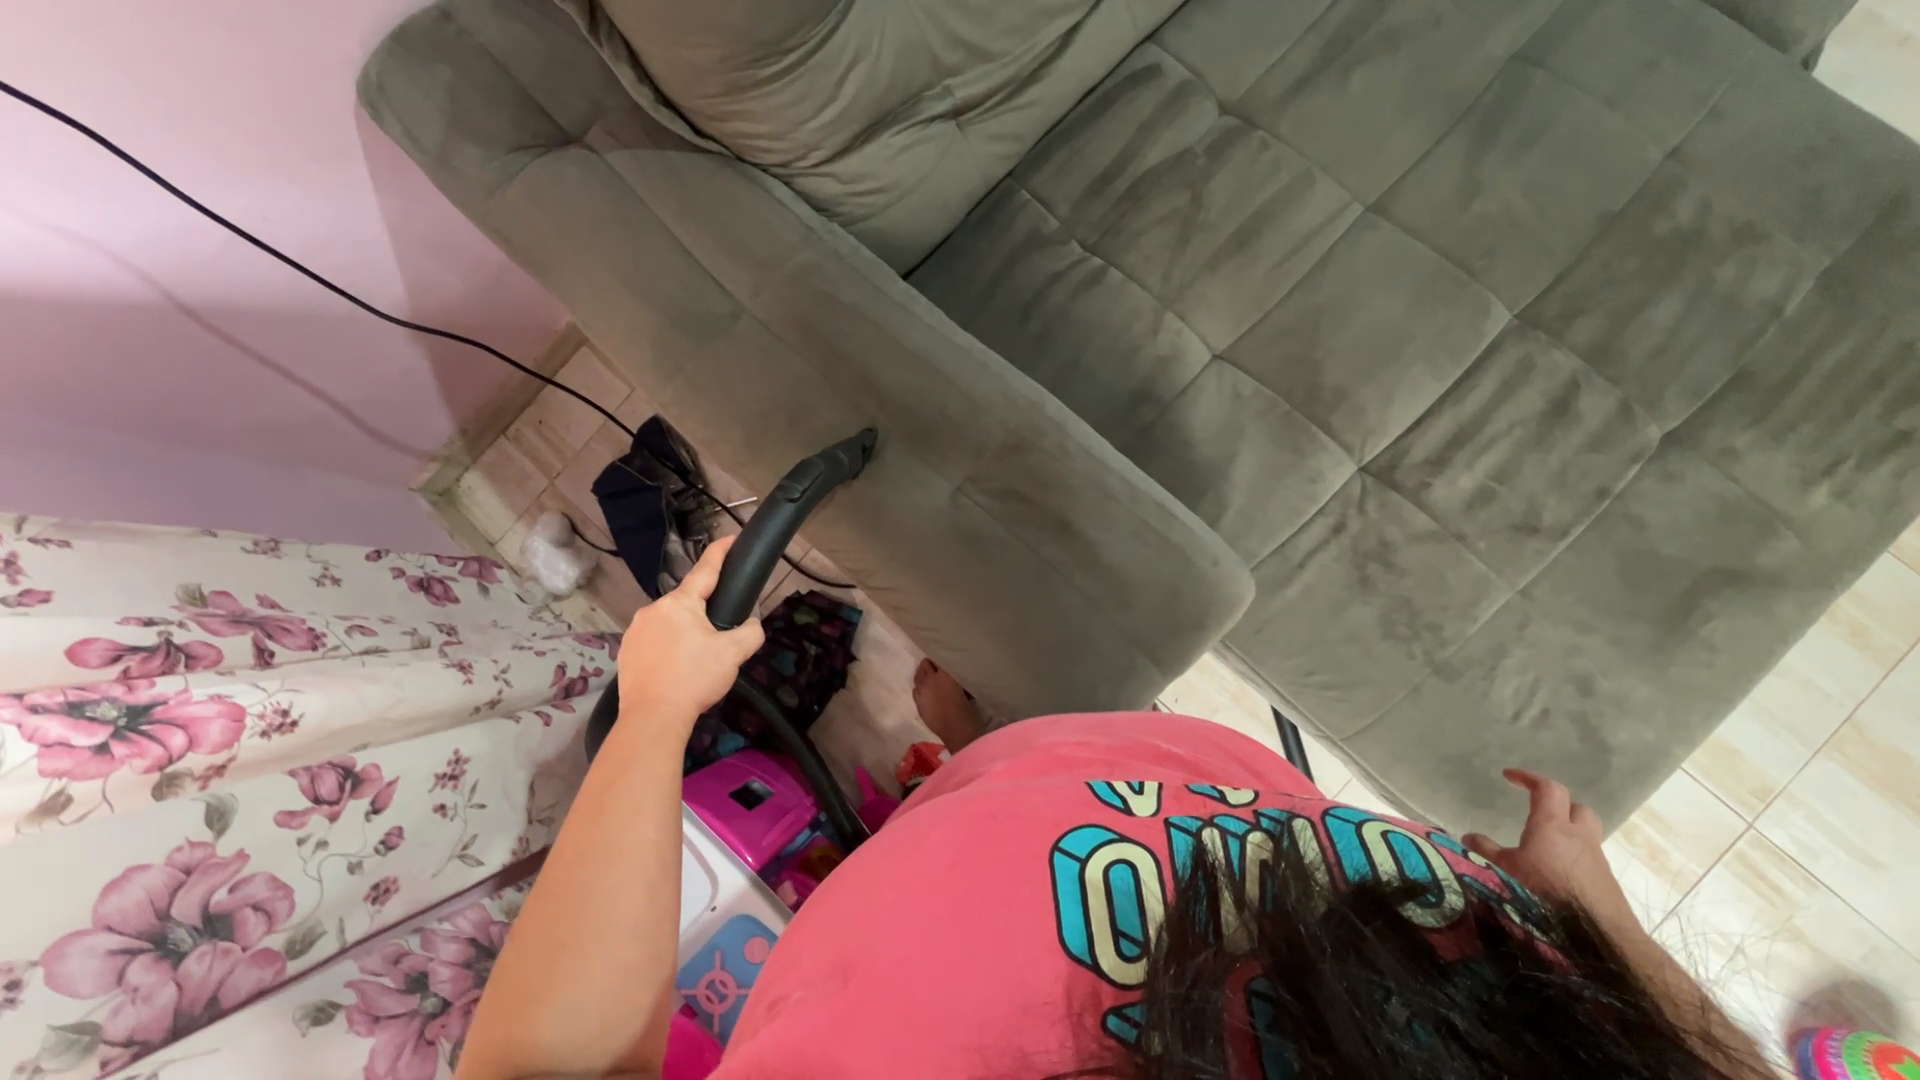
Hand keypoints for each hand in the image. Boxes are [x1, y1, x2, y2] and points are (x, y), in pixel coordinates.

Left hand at [614, 536, 764, 727]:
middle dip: (704, 615)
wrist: (653, 717)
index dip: (720, 552)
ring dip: (685, 634)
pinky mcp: (626, 653)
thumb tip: (751, 625)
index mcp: (681, 603)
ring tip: (697, 662)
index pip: (705, 569)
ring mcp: (635, 631)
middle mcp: (653, 610)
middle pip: (687, 604)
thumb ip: (750, 632)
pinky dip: (668, 650)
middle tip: (719, 639)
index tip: (730, 538)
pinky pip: (654, 642)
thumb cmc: (694, 679)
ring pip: (669, 624)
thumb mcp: (734, 654)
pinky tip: (677, 671)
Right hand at [1462, 769, 1638, 936]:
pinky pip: (1588, 860)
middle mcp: (1579, 837)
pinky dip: (1572, 859)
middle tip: (1537, 813)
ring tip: (1543, 849)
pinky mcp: (1606, 883)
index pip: (1547, 788)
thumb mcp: (1502, 870)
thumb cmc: (1546, 893)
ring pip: (1585, 835)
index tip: (1509, 777)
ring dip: (1567, 835)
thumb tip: (1468, 836)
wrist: (1599, 935)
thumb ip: (1484, 850)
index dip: (1528, 778)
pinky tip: (1555, 877)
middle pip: (1577, 808)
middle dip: (1558, 806)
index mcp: (1553, 825)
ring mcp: (1597, 860)